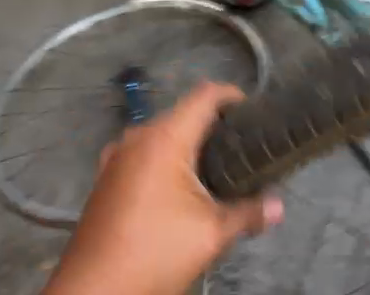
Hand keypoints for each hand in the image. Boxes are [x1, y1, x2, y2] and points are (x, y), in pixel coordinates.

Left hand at [44, 82, 283, 294]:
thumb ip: (248, 213)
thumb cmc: (153, 254)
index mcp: (164, 138)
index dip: (234, 95)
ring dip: (189, 146)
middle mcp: (138, 137)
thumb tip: (279, 206)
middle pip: (184, 114)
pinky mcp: (105, 179)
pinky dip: (165, 161)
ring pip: (162, 135)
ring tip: (216, 171)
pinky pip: (144, 154)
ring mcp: (116, 157)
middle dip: (214, 127)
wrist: (90, 294)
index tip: (255, 113)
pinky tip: (179, 192)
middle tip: (242, 149)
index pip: (205, 94)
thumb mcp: (210, 235)